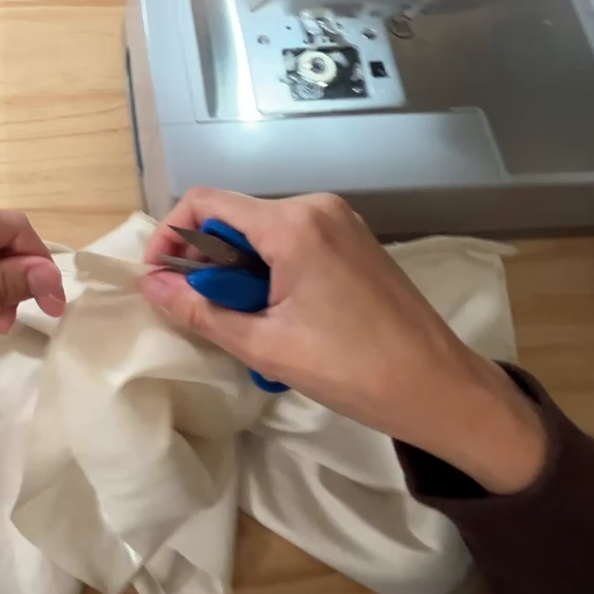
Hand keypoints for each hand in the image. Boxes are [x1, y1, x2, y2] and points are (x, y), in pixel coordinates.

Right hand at [139, 189, 545, 493]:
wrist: (444, 390)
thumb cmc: (353, 370)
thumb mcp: (265, 345)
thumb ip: (200, 310)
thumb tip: (150, 286)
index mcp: (292, 223)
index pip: (205, 203)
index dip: (170, 234)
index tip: (160, 278)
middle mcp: (314, 206)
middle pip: (232, 216)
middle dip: (204, 259)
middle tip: (198, 309)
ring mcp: (338, 220)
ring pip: (259, 230)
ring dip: (235, 268)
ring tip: (239, 319)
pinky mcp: (352, 238)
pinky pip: (289, 239)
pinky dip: (267, 268)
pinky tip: (274, 310)